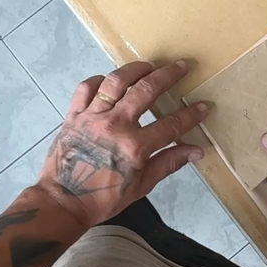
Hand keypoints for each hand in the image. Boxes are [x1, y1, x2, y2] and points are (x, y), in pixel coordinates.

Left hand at [34, 60, 207, 227]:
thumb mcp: (141, 186)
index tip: (203, 105)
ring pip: (116, 81)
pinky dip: (100, 81)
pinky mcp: (74, 114)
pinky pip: (87, 88)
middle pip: (146, 90)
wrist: (63, 201)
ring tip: (150, 65)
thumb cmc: (104, 197)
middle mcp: (115, 125)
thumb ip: (169, 163)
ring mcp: (92, 117)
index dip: (191, 114)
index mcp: (134, 147)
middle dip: (168, 75)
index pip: (171, 125)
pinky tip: (111, 81)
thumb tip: (197, 151)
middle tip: (182, 66)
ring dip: (136, 69)